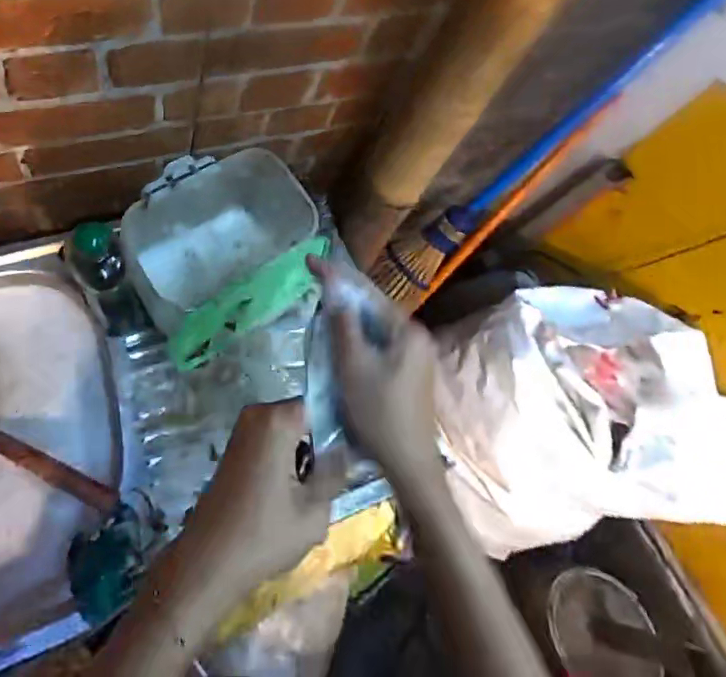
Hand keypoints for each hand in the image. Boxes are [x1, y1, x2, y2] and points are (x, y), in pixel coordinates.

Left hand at [177, 398, 344, 598]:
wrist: (209, 560)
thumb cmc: (265, 535)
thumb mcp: (314, 510)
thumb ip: (336, 472)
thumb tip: (351, 448)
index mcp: (276, 419)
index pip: (322, 405)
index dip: (340, 427)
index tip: (351, 455)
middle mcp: (257, 413)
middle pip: (304, 418)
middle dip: (319, 445)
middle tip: (327, 483)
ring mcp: (243, 428)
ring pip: (289, 433)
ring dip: (302, 456)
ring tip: (306, 495)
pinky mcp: (235, 445)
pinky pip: (272, 442)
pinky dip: (283, 461)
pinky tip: (285, 495)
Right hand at [311, 256, 441, 488]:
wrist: (409, 464)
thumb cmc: (379, 413)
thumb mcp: (353, 366)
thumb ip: (343, 325)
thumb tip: (335, 293)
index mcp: (405, 330)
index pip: (366, 291)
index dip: (336, 274)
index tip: (310, 260)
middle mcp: (415, 336)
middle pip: (373, 305)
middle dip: (343, 293)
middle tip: (314, 283)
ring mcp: (415, 354)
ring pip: (375, 325)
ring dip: (349, 317)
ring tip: (322, 307)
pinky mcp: (410, 371)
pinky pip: (379, 342)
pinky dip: (359, 336)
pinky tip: (342, 340)